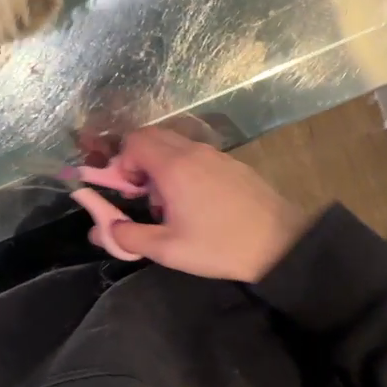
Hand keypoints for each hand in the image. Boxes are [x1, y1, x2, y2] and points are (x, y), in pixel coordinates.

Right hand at [74, 126, 305, 281]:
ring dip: (160, 164)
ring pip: (175, 144)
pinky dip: (182, 167)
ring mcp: (216, 155)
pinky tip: (194, 201)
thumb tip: (104, 228)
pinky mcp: (232, 163)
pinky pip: (195, 154)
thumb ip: (129, 237)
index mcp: (174, 167)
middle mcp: (193, 152)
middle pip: (152, 137)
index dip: (121, 163)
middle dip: (137, 160)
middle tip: (141, 193)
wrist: (282, 245)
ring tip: (168, 201)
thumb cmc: (220, 247)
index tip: (127, 191)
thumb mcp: (168, 250)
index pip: (134, 141)